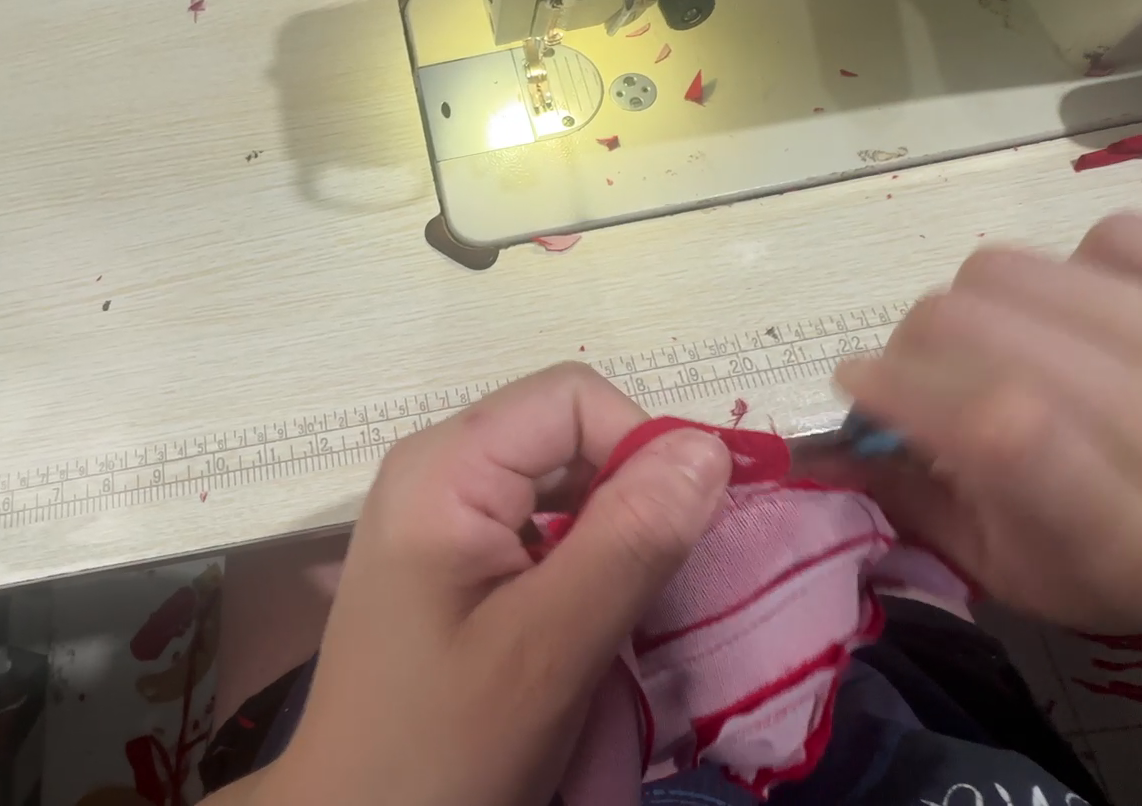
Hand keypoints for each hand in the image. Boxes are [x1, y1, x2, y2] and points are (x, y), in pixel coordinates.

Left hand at [245, 363, 733, 805]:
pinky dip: (584, 559)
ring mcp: (443, 505)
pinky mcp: (454, 545)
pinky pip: (541, 521)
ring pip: (562, 479)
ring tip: (624, 611)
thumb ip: (628, 541)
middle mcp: (440, 465)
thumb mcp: (543, 648)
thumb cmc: (434, 743)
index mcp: (445, 465)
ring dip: (613, 534)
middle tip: (660, 585)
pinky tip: (590, 619)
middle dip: (630, 495)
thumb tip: (707, 448)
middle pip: (566, 433)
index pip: (570, 398)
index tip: (685, 532)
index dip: (641, 445)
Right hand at [833, 214, 1141, 628]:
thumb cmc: (1124, 559)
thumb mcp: (1003, 562)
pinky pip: (1106, 233)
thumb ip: (904, 497)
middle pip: (976, 325)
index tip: (857, 380)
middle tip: (924, 367)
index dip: (901, 385)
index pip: (995, 425)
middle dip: (915, 343)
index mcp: (1126, 530)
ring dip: (984, 304)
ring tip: (1017, 341)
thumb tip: (813, 440)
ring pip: (1013, 266)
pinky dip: (1076, 269)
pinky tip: (1104, 317)